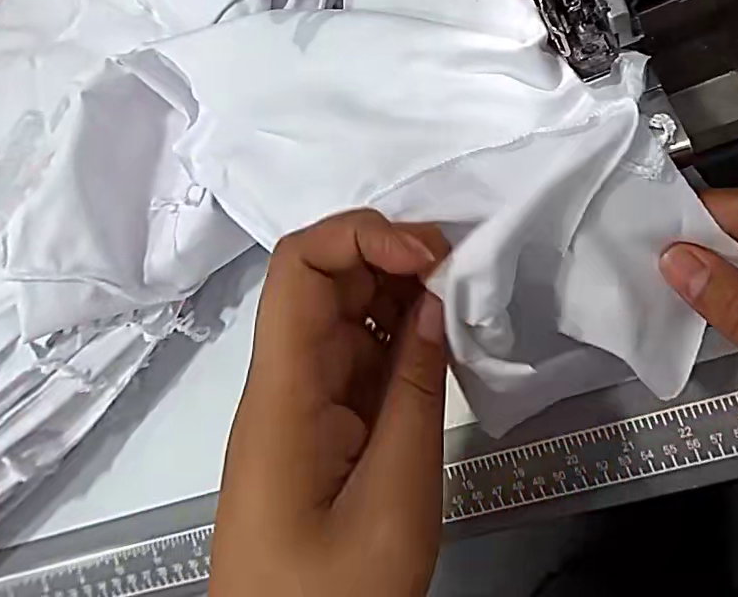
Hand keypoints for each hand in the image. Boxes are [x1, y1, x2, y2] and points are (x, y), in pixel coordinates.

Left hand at [212, 210, 449, 596]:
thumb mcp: (394, 500)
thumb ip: (417, 390)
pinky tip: (435, 333)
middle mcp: (287, 377)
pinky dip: (400, 329)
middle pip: (325, 277)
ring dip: (399, 287)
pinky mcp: (327, 414)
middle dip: (388, 252)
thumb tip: (432, 303)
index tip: (426, 255)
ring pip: (346, 307)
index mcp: (284, 389)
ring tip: (453, 294)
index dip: (361, 237)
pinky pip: (361, 347)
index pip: (300, 267)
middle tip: (453, 266)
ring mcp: (307, 394)